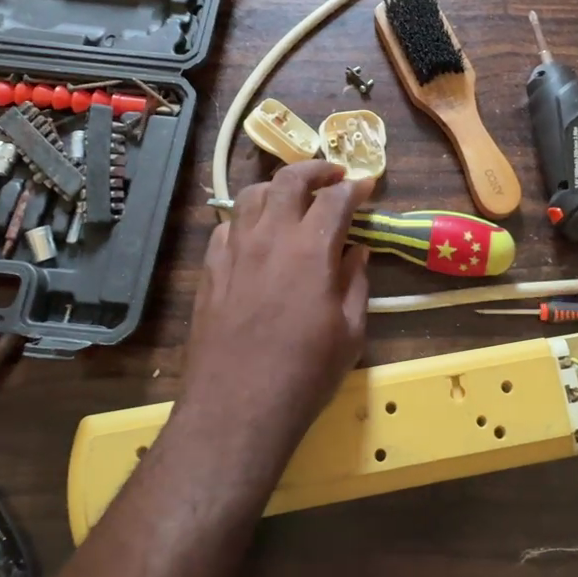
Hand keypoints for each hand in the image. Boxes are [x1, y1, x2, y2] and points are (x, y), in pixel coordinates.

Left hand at [182, 160, 373, 447]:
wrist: (236, 407)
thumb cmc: (305, 374)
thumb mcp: (350, 332)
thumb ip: (355, 282)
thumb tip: (357, 251)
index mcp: (311, 248)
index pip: (335, 198)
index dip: (355, 187)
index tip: (366, 186)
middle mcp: (271, 237)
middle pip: (289, 180)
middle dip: (316, 169)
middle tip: (333, 175)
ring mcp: (235, 250)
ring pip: (253, 195)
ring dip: (278, 187)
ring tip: (294, 198)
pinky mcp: (210, 269)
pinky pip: (228, 225)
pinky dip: (248, 218)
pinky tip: (258, 234)